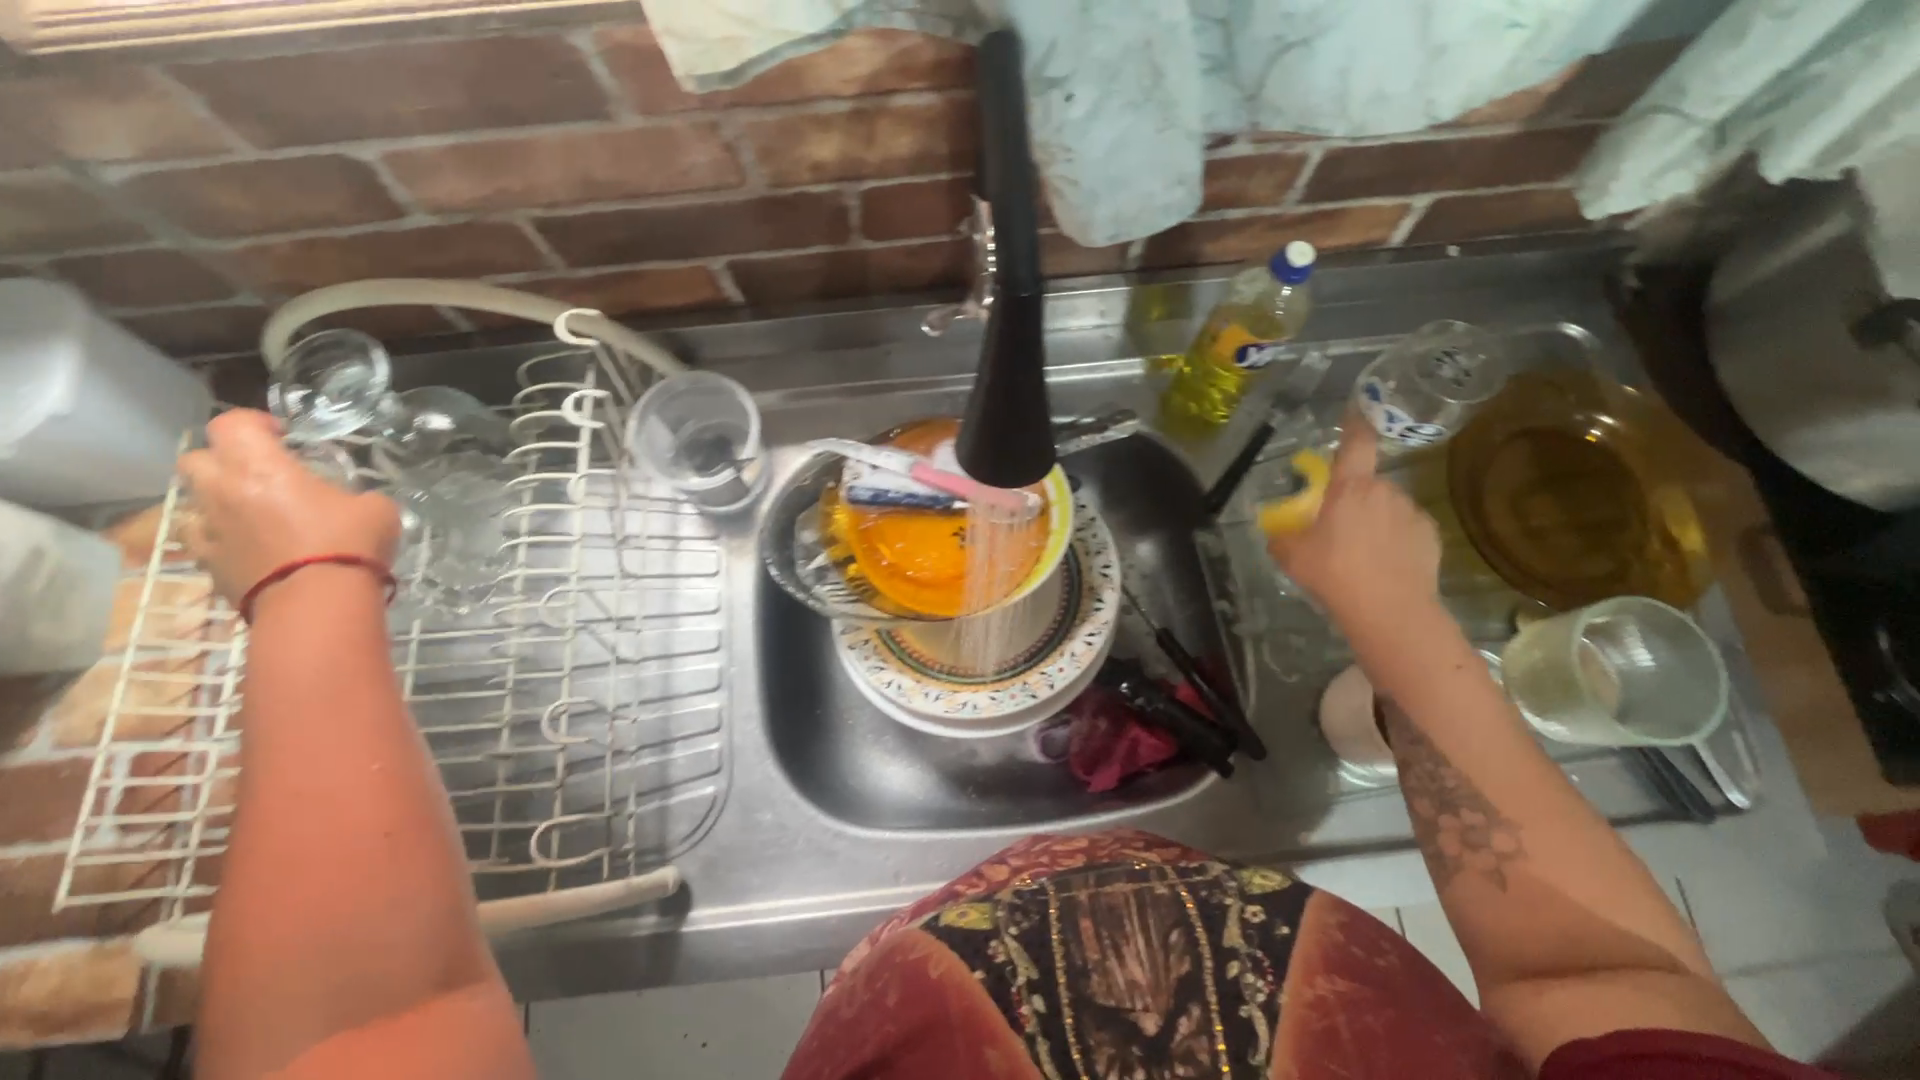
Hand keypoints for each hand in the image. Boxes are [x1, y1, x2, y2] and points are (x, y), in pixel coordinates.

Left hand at [178, 410, 400, 608]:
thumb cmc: (348, 543)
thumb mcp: (376, 508)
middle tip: (259, 473)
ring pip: (195, 500)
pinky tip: (250, 546)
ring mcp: (209, 529)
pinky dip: (221, 537)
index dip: (253, 422)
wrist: (318, 603)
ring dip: (220, 500)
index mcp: (261, 467)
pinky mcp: (208, 563)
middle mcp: (223, 490)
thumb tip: (355, 502)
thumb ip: (357, 496)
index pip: (231, 423)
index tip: (280, 435)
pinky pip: (203, 539)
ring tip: (256, 514)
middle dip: (223, 460)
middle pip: (197, 458)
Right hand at [1267, 409, 1440, 631]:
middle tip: (1337, 532)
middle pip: (1366, 486)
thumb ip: (1282, 537)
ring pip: (1387, 509)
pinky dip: (1396, 542)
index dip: (1354, 424)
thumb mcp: (1291, 558)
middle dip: (1353, 502)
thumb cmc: (1335, 575)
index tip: (1356, 409)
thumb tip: (1279, 533)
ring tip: (1362, 557)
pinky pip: (1407, 531)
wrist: (1389, 612)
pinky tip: (1385, 568)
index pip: (1355, 444)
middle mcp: (1385, 491)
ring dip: (1375, 523)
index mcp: (1350, 488)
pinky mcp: (1431, 537)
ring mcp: (1412, 513)